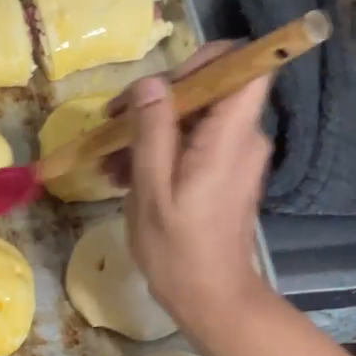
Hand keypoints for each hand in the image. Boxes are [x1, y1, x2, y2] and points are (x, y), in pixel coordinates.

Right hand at [106, 42, 277, 332]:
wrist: (208, 295)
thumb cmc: (176, 248)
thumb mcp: (151, 191)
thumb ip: (152, 133)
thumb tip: (149, 84)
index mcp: (229, 135)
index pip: (245, 64)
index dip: (205, 61)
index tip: (158, 86)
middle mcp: (243, 136)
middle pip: (210, 91)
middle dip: (157, 103)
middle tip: (112, 129)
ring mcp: (236, 156)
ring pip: (196, 121)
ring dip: (150, 133)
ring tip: (109, 164)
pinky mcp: (226, 174)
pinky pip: (194, 146)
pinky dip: (161, 153)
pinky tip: (126, 178)